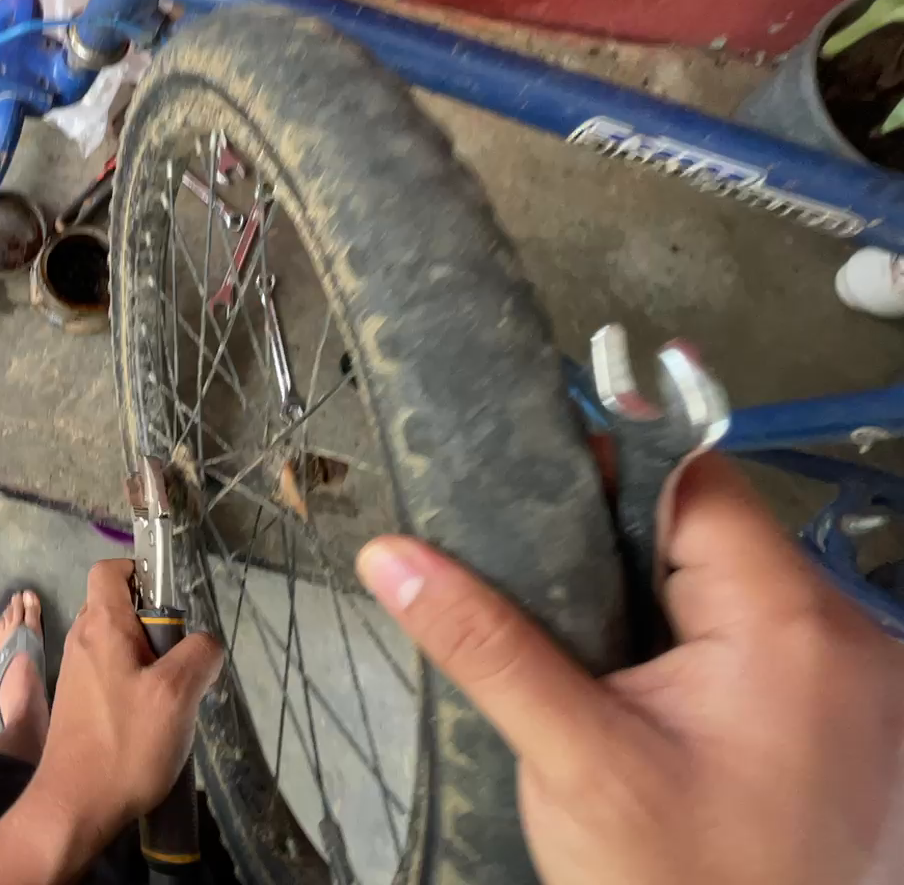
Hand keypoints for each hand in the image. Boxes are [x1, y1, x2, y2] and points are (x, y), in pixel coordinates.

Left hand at [26, 560, 224, 853]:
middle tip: (180, 658)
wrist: (75, 803)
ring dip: (147, 655)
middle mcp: (82, 637)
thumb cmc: (125, 742)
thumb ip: (199, 656)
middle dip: (153, 621)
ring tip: (172, 693)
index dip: (138, 570)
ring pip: (116, 640)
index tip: (170, 598)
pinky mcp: (78, 696)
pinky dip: (133, 678)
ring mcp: (76, 667)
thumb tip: (206, 642)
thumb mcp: (176, 695)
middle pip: (118, 604)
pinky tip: (152, 716)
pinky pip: (110, 668)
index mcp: (100, 623)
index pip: (108, 569)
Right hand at [356, 455, 903, 884]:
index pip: (694, 484)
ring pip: (692, 572)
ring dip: (604, 572)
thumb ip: (481, 645)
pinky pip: (706, 622)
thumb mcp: (573, 758)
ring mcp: (824, 676)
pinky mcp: (800, 709)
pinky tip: (575, 642)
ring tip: (520, 590)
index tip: (507, 474)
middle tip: (491, 543)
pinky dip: (634, 614)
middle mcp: (834, 639)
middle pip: (691, 523)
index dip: (600, 460)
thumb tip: (385, 553)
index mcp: (797, 631)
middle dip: (586, 524)